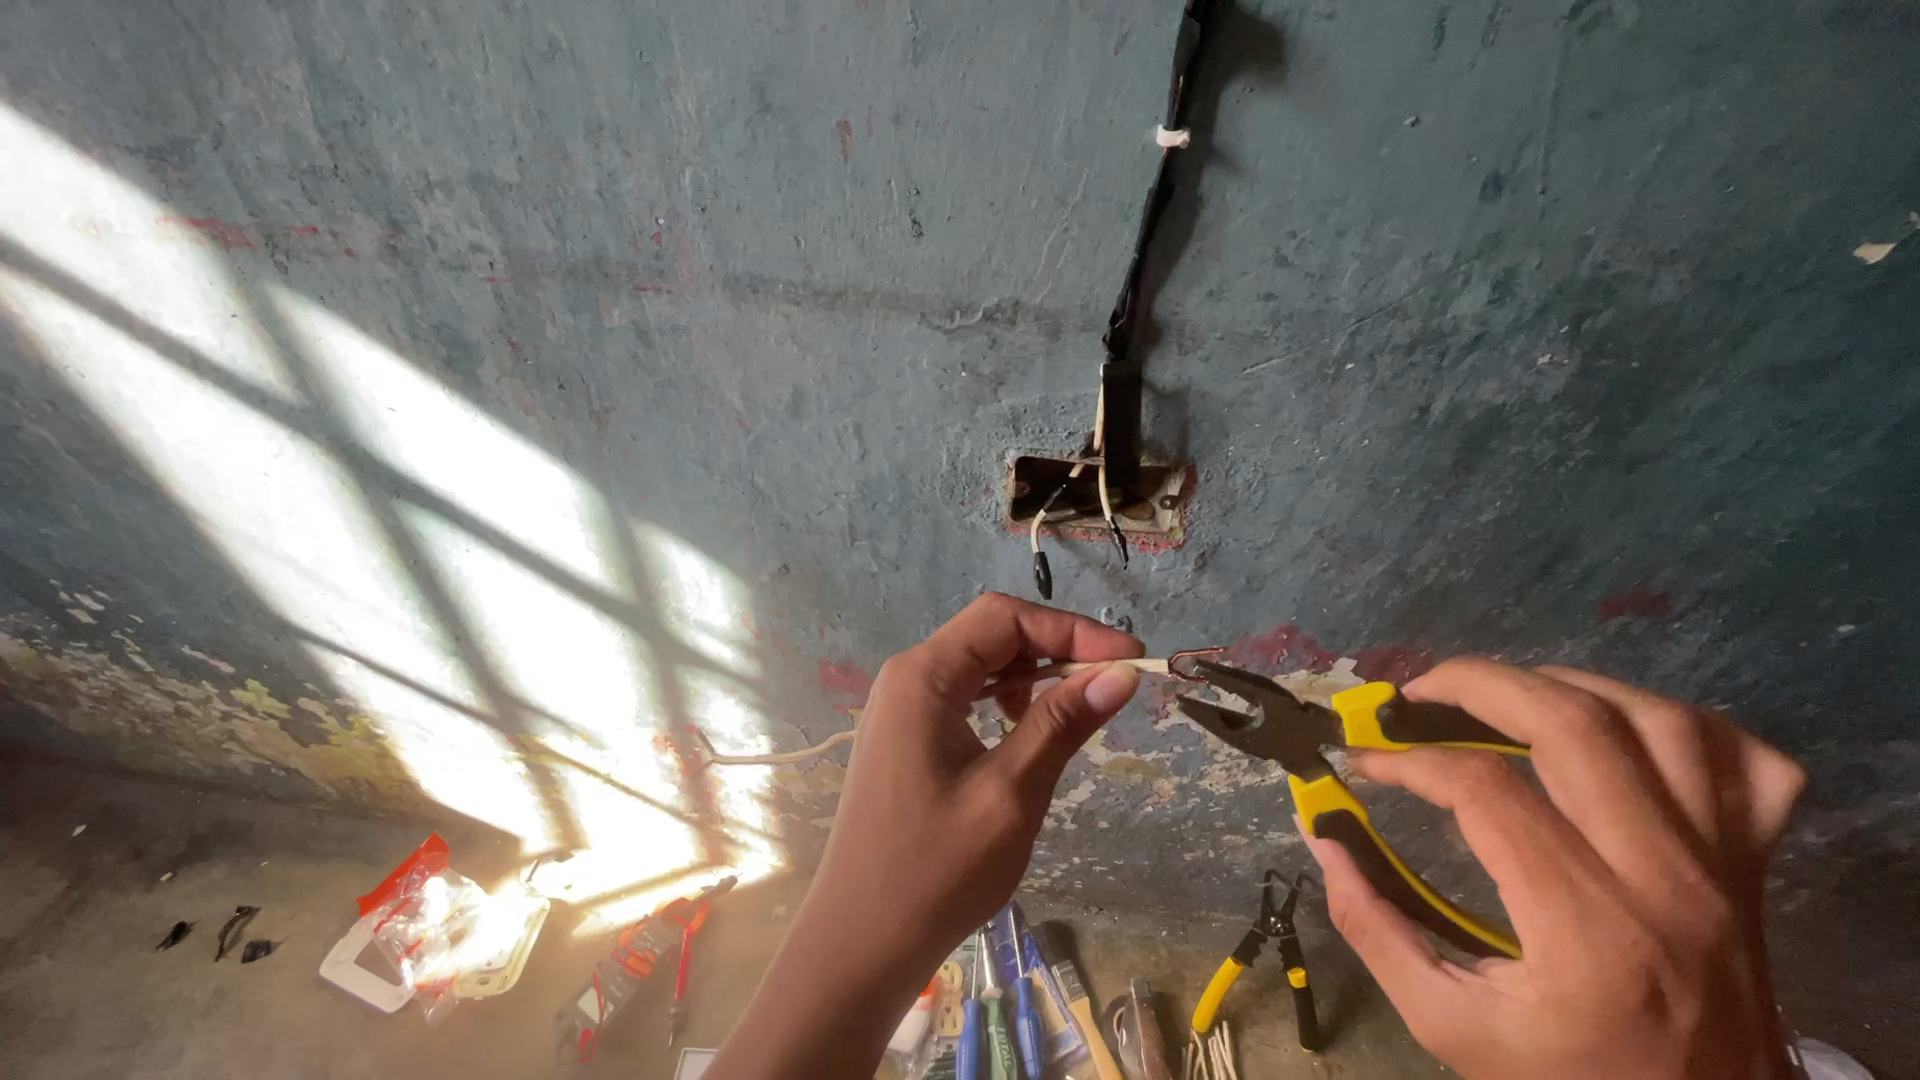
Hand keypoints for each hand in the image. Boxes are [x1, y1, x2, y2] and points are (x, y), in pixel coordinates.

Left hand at [812, 591, 1144, 969]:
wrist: (860, 941)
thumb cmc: (935, 871)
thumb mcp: (1010, 794)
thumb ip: (1061, 725)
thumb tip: (1119, 675)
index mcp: (923, 676)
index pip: (1004, 618)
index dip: (1072, 629)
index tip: (1129, 659)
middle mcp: (907, 676)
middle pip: (991, 633)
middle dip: (1056, 648)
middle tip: (1111, 681)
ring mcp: (902, 706)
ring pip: (980, 663)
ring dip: (1033, 674)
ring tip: (1076, 706)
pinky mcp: (907, 735)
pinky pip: (964, 695)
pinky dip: (1005, 700)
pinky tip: (1027, 728)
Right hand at [1304, 658, 1805, 1079]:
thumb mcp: (1447, 1027)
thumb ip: (1374, 929)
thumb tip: (1323, 839)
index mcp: (1587, 928)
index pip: (1484, 790)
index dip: (1405, 760)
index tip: (1360, 762)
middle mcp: (1667, 882)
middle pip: (1573, 727)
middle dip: (1477, 683)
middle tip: (1417, 692)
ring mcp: (1726, 869)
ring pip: (1660, 722)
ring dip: (1567, 685)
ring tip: (1502, 693)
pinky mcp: (1755, 869)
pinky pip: (1745, 763)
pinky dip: (1678, 722)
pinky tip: (1616, 729)